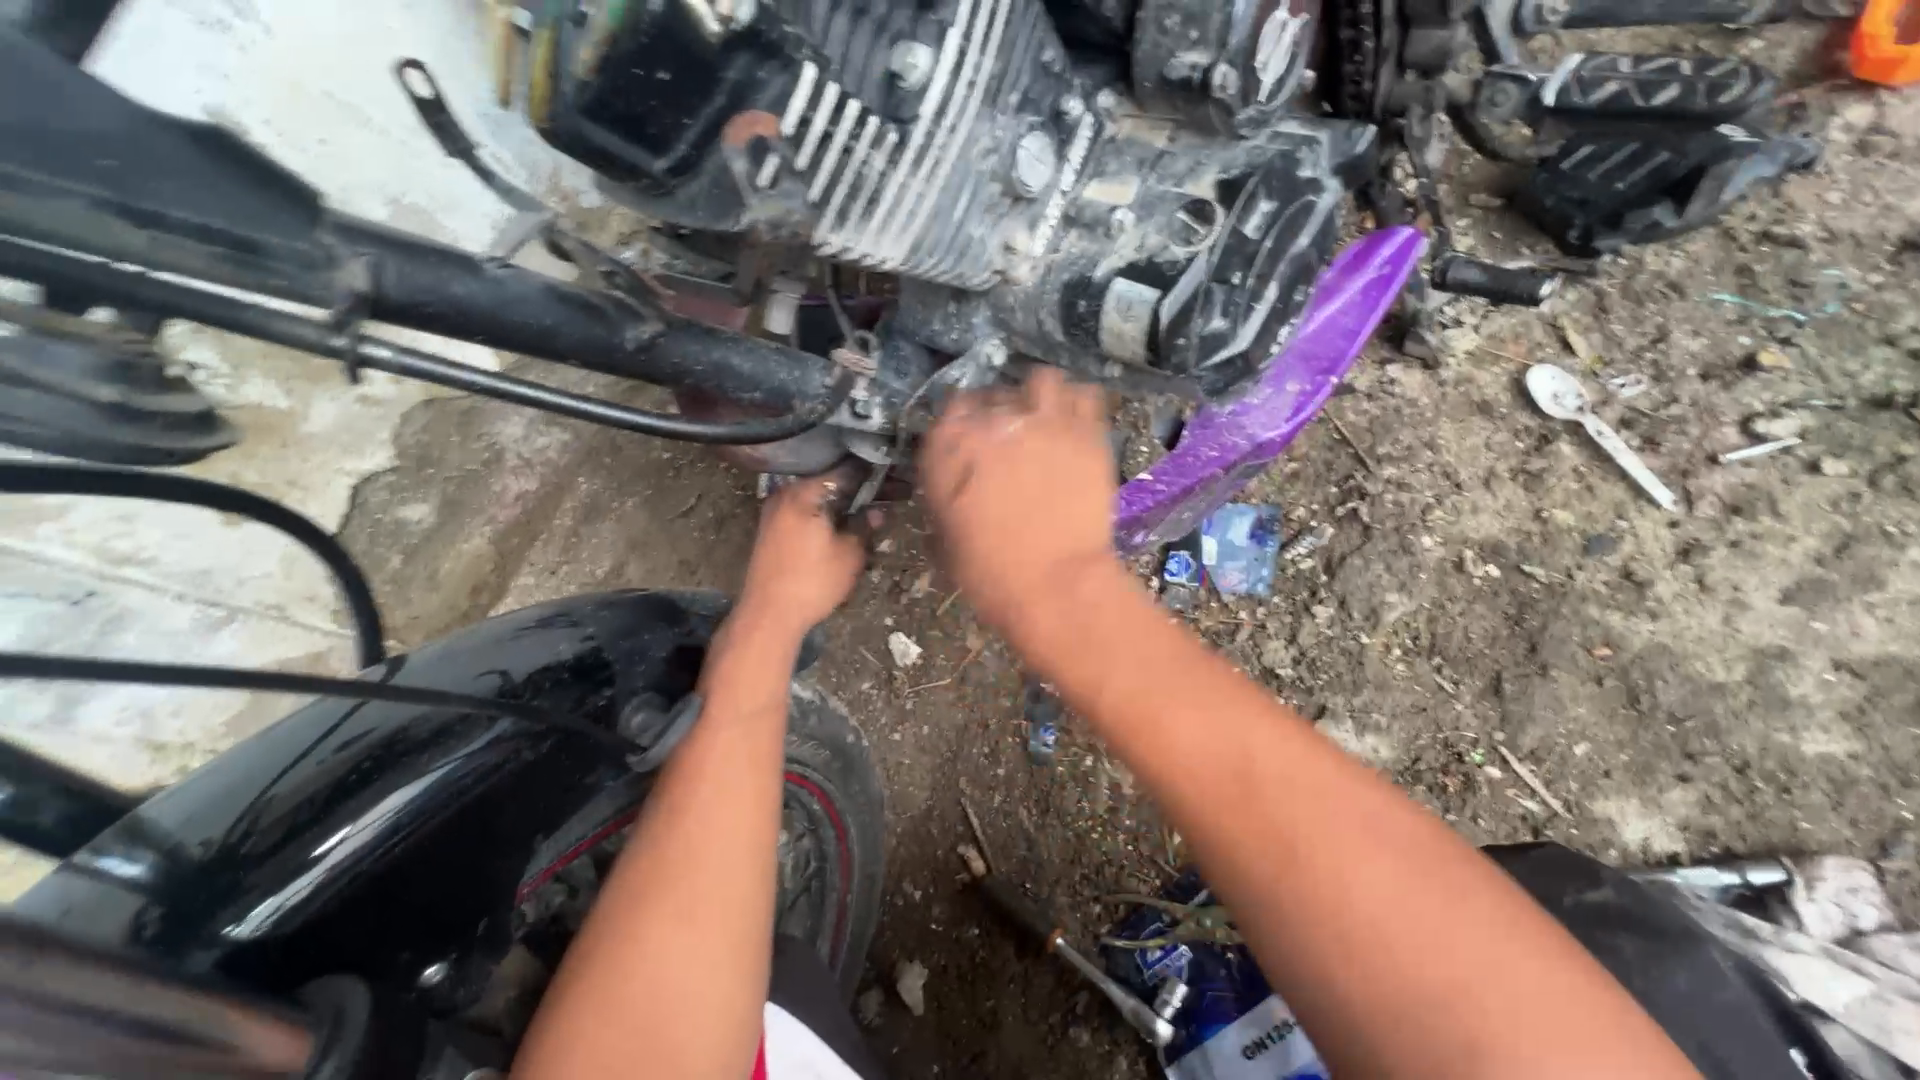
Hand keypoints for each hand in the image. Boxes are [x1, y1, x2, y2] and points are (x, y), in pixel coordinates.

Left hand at [736, 471, 865, 635]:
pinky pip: (800, 512)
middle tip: (878, 500)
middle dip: (852, 491)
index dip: (869, 476)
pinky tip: (836, 528)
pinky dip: (819, 516)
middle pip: (825, 484)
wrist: (769, 614)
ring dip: (835, 506)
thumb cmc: (813, 582)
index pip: (843, 471)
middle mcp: (784, 494)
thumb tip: (877, 512)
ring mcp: (772, 512)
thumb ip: (864, 527)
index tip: (888, 481)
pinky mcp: (768, 531)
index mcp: (804, 493)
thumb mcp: (850, 555)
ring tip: (861, 515)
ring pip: (812, 499)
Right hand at [919, 368, 1122, 652]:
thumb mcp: (946, 540)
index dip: (966, 425)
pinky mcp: (1087, 433)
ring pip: (1043, 381)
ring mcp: (1044, 422)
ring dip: (1041, 397)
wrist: (1056, 586)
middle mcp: (993, 421)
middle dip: (1003, 414)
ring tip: (1047, 420)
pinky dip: (1079, 404)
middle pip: (996, 395)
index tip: (975, 444)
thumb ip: (946, 500)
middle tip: (1013, 443)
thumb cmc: (991, 575)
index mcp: (949, 446)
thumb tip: (955, 493)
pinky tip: (1077, 424)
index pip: (953, 409)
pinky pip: (1085, 395)